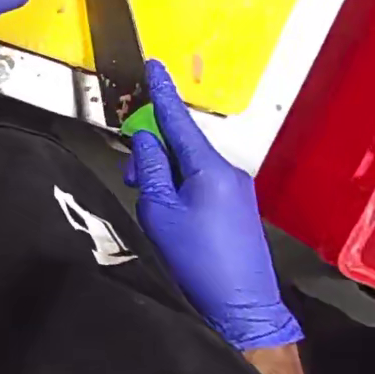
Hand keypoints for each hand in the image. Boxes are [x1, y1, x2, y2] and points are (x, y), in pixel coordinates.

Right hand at [126, 60, 300, 350]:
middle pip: (181, 145)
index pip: (179, 121)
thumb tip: (145, 139)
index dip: (163, 94)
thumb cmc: (196, 260)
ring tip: (151, 207)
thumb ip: (150, 170)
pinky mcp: (235, 207)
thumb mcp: (159, 211)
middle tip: (133, 180)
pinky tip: (168, 213)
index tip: (154, 67)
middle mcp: (228, 172)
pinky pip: (199, 183)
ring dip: (163, 175)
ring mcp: (235, 190)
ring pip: (188, 166)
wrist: (241, 306)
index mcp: (209, 168)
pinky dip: (177, 187)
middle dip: (152, 153)